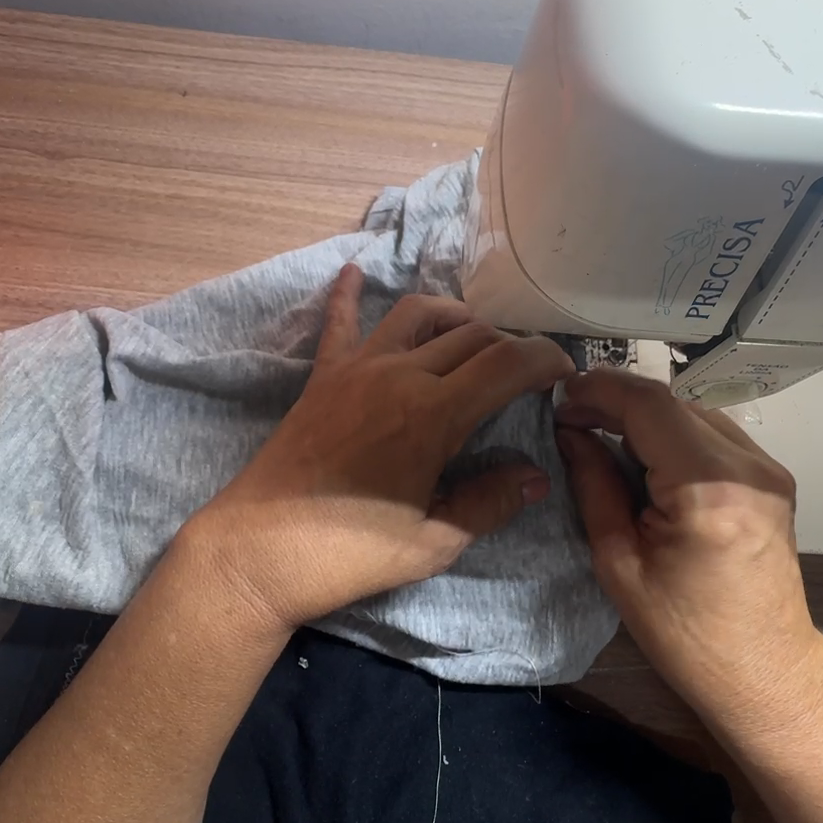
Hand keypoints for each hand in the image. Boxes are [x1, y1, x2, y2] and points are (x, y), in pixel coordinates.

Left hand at [178, 264, 577, 632]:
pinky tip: (353, 270)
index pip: (506, 364)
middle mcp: (399, 375)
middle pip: (471, 335)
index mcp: (433, 414)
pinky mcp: (323, 376)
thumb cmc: (349, 553)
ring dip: (454, 316)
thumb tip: (536, 476)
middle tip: (526, 369)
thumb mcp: (433, 541)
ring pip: (417, 315)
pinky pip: (339, 323)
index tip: (565, 370)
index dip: (545, 359)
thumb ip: (489, 501)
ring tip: (474, 333)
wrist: (257, 549)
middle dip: (509, 344)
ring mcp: (357, 369)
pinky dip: (347, 294)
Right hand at [556, 368, 822, 722]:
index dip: (600, 390)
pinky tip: (641, 449)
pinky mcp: (770, 475)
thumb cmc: (684, 633)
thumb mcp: (618, 561)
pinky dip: (669, 430)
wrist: (764, 671)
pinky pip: (709, 431)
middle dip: (615, 401)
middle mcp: (748, 466)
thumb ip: (594, 484)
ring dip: (641, 413)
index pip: (649, 405)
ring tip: (598, 429)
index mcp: (709, 489)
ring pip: (690, 411)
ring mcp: (767, 467)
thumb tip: (570, 432)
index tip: (560, 397)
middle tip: (570, 416)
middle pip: (670, 402)